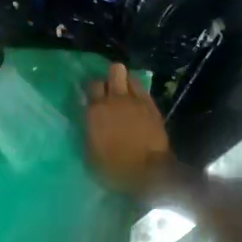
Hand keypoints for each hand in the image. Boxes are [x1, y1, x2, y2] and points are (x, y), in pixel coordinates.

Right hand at [84, 63, 174, 196]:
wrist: (147, 170)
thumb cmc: (113, 167)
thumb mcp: (90, 153)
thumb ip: (89, 129)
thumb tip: (90, 118)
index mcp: (96, 111)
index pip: (92, 85)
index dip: (93, 87)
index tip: (93, 94)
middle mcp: (115, 100)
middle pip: (114, 71)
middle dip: (111, 76)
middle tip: (109, 88)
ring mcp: (136, 100)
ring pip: (129, 76)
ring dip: (125, 80)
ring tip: (124, 89)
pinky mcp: (151, 105)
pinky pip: (142, 88)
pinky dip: (137, 89)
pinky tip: (136, 97)